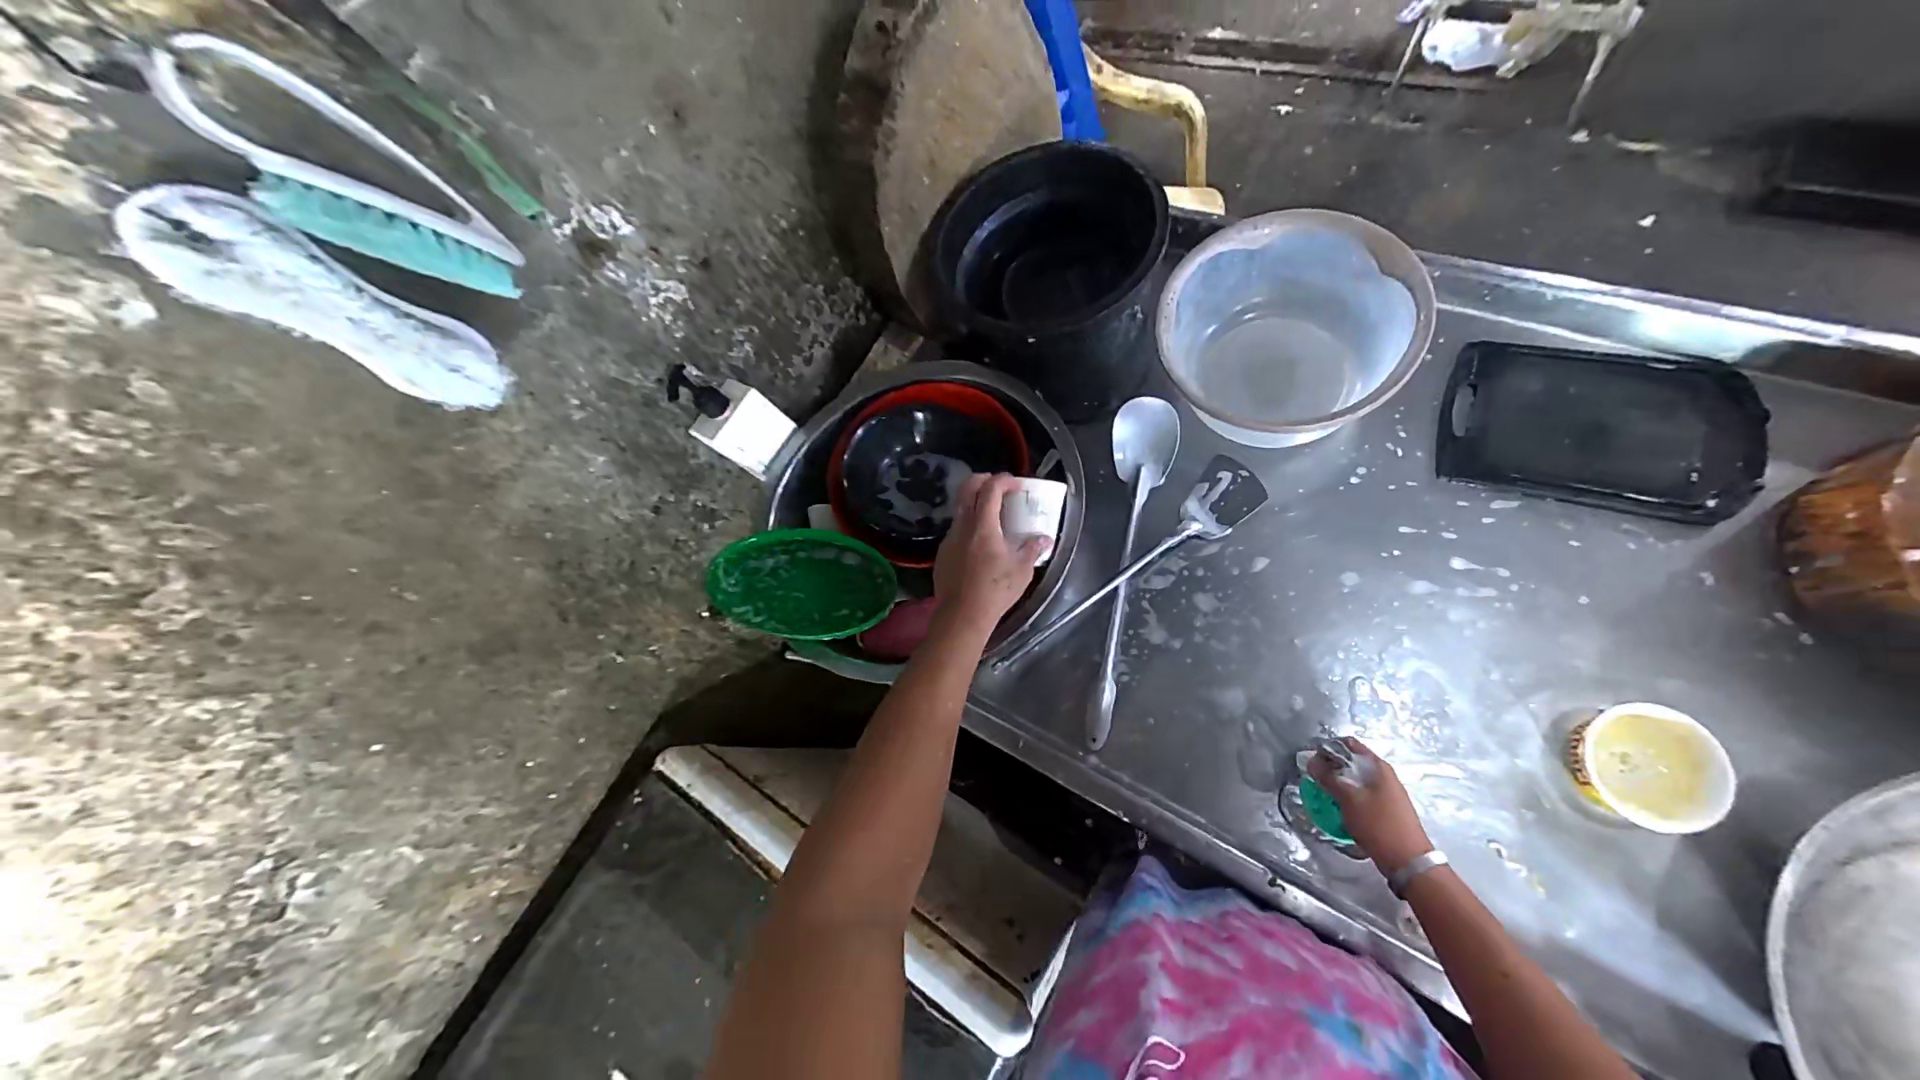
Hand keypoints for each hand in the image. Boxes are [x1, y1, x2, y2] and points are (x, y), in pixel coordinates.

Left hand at [934, 474, 1048, 628]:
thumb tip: (1044, 540)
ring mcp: (949, 539)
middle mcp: (962, 526)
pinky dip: (968, 525)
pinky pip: (955, 530)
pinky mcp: (942, 553)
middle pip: (967, 489)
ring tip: (991, 515)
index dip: (1003, 480)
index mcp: (983, 526)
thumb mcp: (1022, 570)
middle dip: (983, 480)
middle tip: (999, 486)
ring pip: (960, 510)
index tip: (1015, 483)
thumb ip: (1032, 549)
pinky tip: (979, 542)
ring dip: (975, 504)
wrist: (962, 614)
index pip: (990, 489)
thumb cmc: (995, 590)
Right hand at [1308, 737, 1433, 877]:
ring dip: (1339, 783)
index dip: (1328, 748)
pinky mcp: (1386, 808)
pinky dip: (1348, 796)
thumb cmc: (1378, 824)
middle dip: (1331, 767)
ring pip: (1356, 780)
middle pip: (1352, 762)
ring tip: (1324, 794)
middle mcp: (1385, 775)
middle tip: (1315, 778)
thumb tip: (1311, 761)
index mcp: (1378, 767)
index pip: (1349, 744)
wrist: (1408, 861)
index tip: (1312, 759)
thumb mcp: (1348, 799)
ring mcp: (1387, 793)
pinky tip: (1339, 807)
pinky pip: (1361, 794)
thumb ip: (1328, 778)